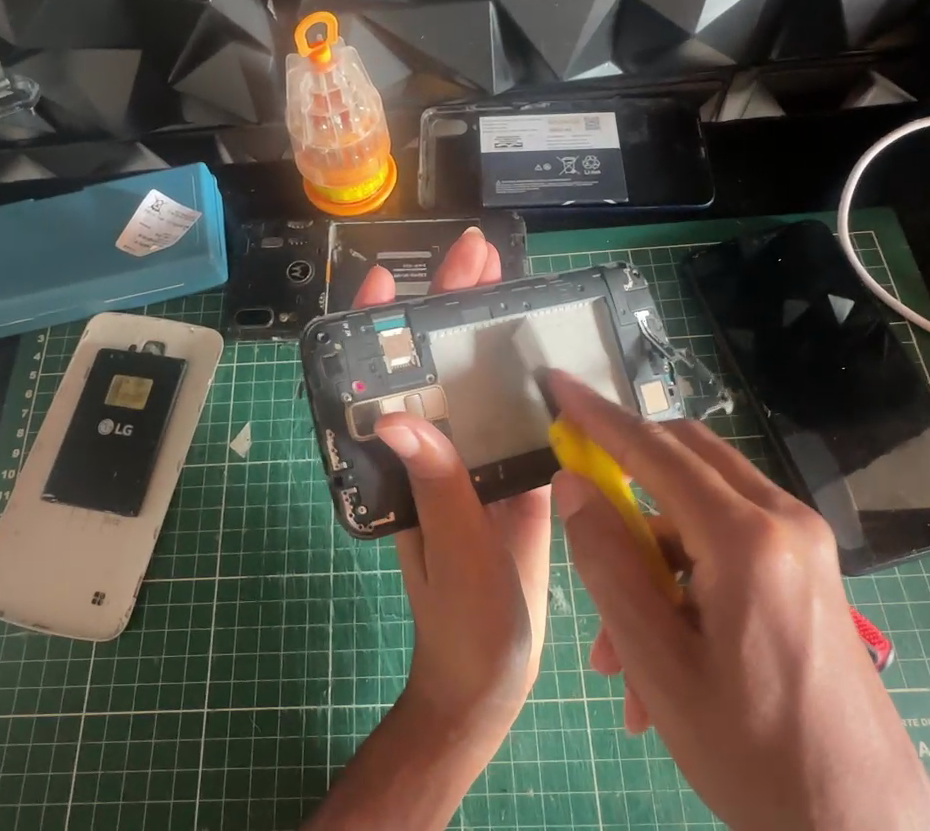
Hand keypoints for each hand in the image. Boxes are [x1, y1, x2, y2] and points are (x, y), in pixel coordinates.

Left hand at [307, 229, 550, 829]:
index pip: (387, 382)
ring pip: (475, 387)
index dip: (380, 326)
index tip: (386, 273)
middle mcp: (435, 457)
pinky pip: (514, 423)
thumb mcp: (453, 554)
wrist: (489, 678)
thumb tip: (395, 417)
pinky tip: (549, 353)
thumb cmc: (464, 624)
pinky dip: (526, 383)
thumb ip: (435, 488)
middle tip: (479, 251)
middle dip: (450, 307)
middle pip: (436, 369)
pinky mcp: (509, 483)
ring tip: (513, 282)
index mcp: (407, 468)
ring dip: (490, 334)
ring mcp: (473, 468)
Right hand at [548, 373, 929, 830]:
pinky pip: (729, 546)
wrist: (862, 827)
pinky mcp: (809, 573)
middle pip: (685, 461)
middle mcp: (784, 522)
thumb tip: (573, 485)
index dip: (597, 416)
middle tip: (579, 518)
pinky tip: (659, 659)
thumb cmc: (751, 751)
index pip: (655, 450)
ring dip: (650, 560)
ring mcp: (804, 546)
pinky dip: (684, 579)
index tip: (556, 383)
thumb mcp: (658, 662)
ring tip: (617, 655)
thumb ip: (609, 563)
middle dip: (623, 487)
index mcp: (747, 539)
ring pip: (701, 513)